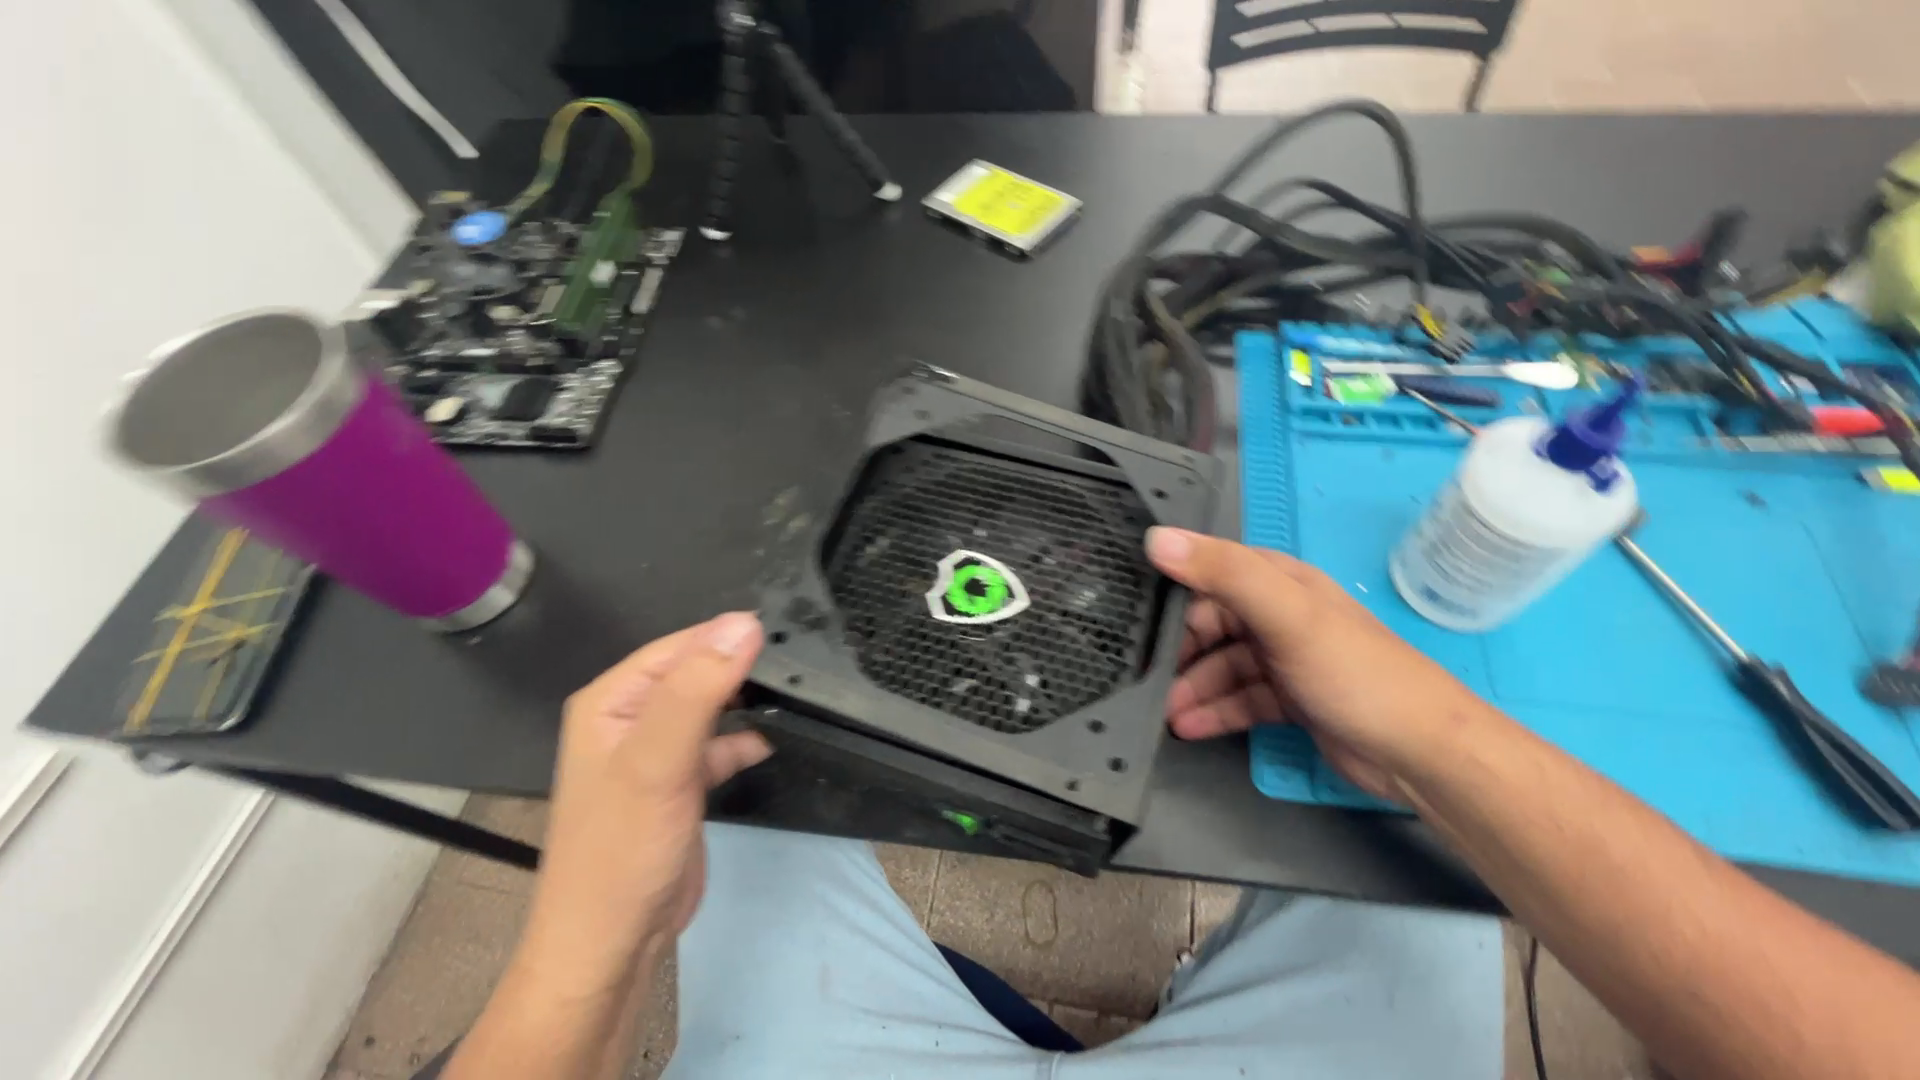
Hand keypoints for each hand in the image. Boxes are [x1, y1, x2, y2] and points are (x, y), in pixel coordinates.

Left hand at [514, 612, 771, 999]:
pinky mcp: (679, 785)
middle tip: (794, 664)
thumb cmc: (623, 849)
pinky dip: (743, 740)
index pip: (677, 647)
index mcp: (611, 701)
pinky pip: (717, 746)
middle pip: (694, 673)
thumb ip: (698, 690)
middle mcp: (630, 719)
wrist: (612, 943)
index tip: (780, 635)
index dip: (725, 637)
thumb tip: (744, 624)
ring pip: (709, 708)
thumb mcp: (658, 761)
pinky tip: (771, 740)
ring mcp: (656, 754)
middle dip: (738, 667)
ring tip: (792, 694)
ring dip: (744, 701)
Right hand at [1146, 527, 1496, 798]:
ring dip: (1194, 688)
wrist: (1419, 752)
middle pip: (1213, 625)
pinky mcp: (1291, 700)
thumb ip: (1223, 574)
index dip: (1174, 593)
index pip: (1212, 574)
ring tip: (1165, 713)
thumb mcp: (1287, 616)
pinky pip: (1240, 699)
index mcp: (1282, 582)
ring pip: (1224, 666)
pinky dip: (1215, 712)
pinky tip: (1188, 728)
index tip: (1136, 620)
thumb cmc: (1353, 673)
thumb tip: (1156, 538)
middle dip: (1180, 651)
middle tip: (1146, 678)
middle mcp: (1281, 615)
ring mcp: (1286, 659)